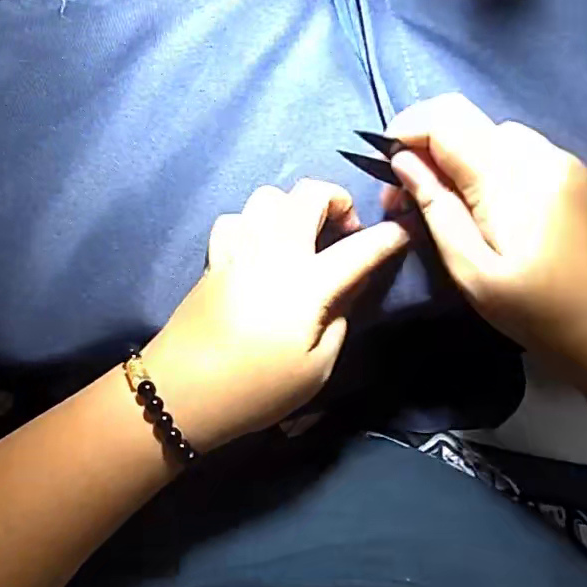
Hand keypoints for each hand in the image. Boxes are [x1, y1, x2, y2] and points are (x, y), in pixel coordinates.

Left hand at [142, 180, 409, 450]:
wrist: (182, 392)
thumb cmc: (257, 388)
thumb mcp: (316, 368)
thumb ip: (340, 318)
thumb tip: (350, 285)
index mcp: (308, 282)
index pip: (361, 247)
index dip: (390, 237)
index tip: (404, 234)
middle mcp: (274, 251)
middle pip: (309, 194)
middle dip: (337, 200)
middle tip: (344, 232)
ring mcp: (239, 248)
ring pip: (269, 195)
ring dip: (294, 207)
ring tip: (300, 238)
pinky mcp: (214, 257)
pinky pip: (237, 218)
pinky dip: (255, 223)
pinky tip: (258, 249)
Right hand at [382, 94, 586, 387]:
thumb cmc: (541, 312)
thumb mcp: (474, 272)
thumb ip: (437, 210)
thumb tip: (403, 161)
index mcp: (513, 179)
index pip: (446, 119)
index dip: (405, 130)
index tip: (383, 167)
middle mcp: (539, 154)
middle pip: (466, 119)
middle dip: (424, 147)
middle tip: (405, 199)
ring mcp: (561, 160)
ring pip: (489, 134)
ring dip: (455, 158)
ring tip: (443, 207)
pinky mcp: (572, 173)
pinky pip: (515, 151)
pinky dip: (484, 166)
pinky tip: (482, 205)